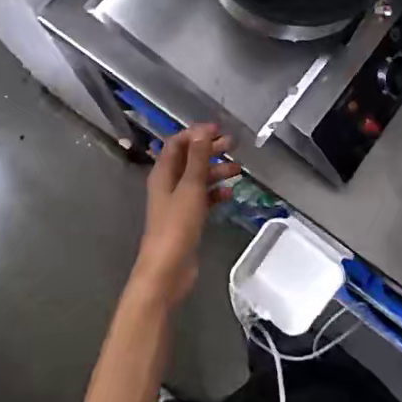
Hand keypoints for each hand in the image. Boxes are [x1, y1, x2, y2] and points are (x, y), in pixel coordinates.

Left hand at [132, 124, 239, 304]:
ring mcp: (177, 203)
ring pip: (198, 179)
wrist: (167, 270)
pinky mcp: (187, 219)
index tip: (219, 130)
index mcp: (163, 173)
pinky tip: (231, 194)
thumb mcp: (190, 187)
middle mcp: (168, 184)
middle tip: (233, 145)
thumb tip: (202, 131)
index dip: (196, 134)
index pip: (177, 143)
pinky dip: (216, 193)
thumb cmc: (176, 226)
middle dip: (209, 150)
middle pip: (189, 159)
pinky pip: (203, 199)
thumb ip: (197, 158)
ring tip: (238, 169)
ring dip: (216, 171)